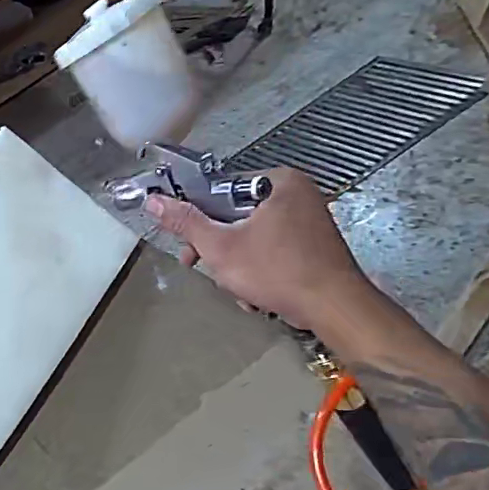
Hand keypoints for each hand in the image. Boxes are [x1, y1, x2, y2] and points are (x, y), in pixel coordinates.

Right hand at [142, 167, 380, 331]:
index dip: (197, 217)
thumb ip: (185, 222)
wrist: (334, 308)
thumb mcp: (220, 246)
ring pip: (250, 236)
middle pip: (234, 215)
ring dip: (235, 263)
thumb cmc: (277, 271)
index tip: (187, 241)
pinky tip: (256, 290)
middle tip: (204, 266)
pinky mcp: (313, 245)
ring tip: (237, 285)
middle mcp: (297, 193)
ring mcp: (309, 220)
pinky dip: (258, 269)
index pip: (220, 190)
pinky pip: (271, 249)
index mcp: (278, 182)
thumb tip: (154, 202)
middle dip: (218, 247)